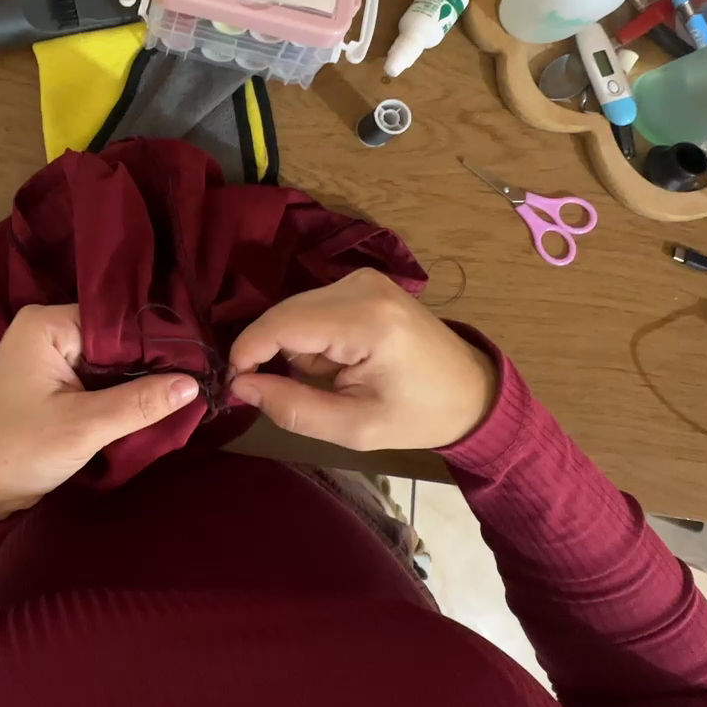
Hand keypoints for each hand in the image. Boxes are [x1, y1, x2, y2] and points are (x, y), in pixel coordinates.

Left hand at [0, 304, 200, 524]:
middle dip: (149, 363)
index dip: (157, 341)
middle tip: (197, 381)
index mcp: (47, 323)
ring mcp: (48, 354)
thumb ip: (139, 402)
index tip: (198, 362)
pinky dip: (118, 392)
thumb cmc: (18, 450)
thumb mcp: (83, 426)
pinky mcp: (52, 380)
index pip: (117, 319)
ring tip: (184, 392)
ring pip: (109, 359)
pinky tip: (152, 403)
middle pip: (115, 338)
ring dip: (136, 380)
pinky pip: (95, 376)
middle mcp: (47, 328)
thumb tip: (193, 382)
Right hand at [227, 269, 496, 450]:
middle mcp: (360, 286)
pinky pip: (310, 305)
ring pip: (293, 308)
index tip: (234, 384)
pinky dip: (308, 334)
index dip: (248, 350)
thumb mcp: (353, 428)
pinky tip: (332, 360)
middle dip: (272, 352)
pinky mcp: (360, 280)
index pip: (282, 324)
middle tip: (283, 392)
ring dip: (293, 345)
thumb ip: (291, 408)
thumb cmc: (418, 416)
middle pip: (283, 313)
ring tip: (324, 378)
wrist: (473, 392)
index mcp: (365, 322)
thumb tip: (239, 384)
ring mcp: (361, 278)